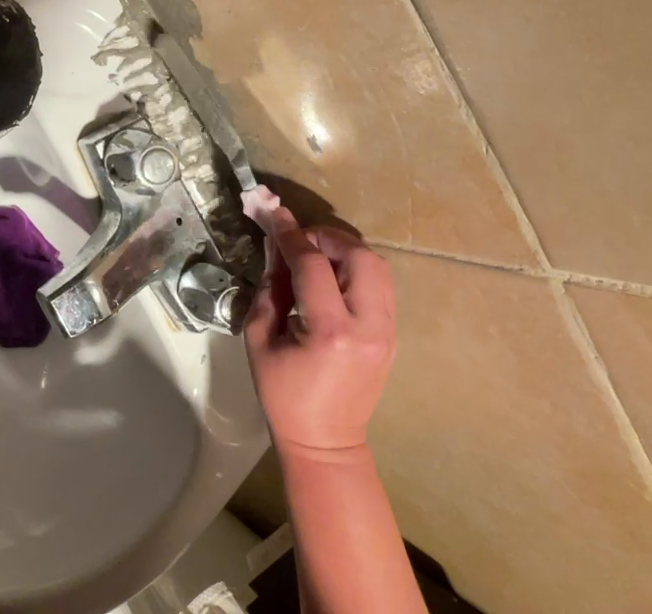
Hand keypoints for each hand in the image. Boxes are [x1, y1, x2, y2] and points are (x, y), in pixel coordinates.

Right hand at [239, 186, 396, 455]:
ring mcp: (387, 331)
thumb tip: (275, 248)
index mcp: (330, 331)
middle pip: (360, 257)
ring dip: (344, 252)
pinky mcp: (392, 335)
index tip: (271, 213)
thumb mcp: (259, 338)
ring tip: (314, 258)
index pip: (312, 265)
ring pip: (377, 267)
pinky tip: (328, 279)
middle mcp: (368, 326)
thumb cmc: (282, 393)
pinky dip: (354, 270)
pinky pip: (379, 286)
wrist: (324, 439)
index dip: (290, 235)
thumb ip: (270, 288)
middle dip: (327, 238)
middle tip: (299, 241)